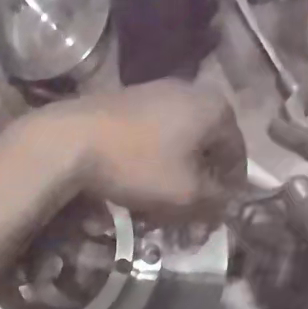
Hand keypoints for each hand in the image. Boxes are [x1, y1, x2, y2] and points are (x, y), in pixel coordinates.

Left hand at [17, 80, 245, 214]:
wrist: (70, 140)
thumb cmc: (139, 165)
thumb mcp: (186, 194)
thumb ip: (215, 201)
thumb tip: (225, 204)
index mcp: (214, 108)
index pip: (237, 154)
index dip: (230, 191)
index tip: (217, 217)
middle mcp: (189, 91)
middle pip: (205, 148)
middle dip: (199, 186)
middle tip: (188, 217)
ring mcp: (154, 92)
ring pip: (176, 145)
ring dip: (173, 178)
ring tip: (159, 208)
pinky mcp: (124, 102)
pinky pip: (150, 139)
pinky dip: (150, 165)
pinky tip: (136, 188)